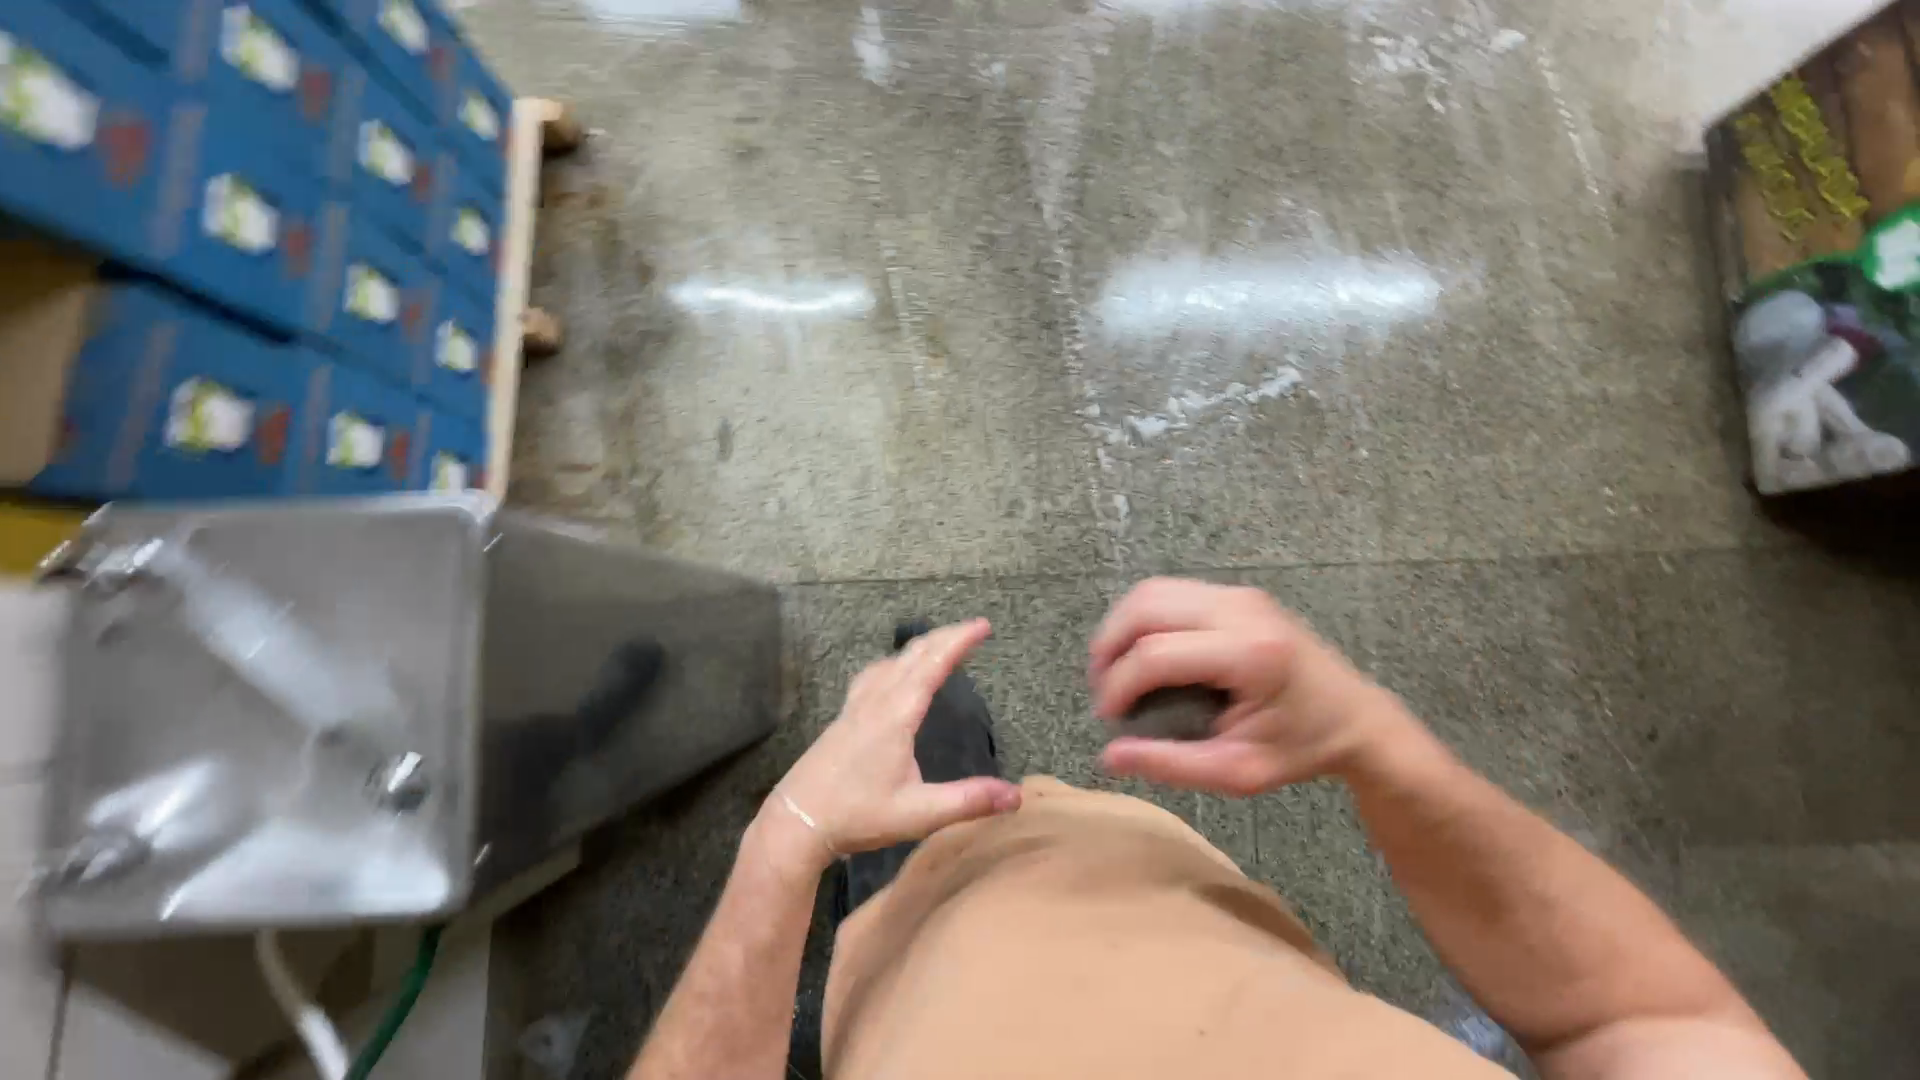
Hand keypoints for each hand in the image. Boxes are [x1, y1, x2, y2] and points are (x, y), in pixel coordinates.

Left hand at [770, 619, 1022, 864]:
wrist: (796, 822)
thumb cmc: (857, 816)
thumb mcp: (918, 815)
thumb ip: (967, 801)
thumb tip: (1016, 795)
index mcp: (895, 716)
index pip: (932, 665)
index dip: (959, 641)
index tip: (983, 625)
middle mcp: (875, 702)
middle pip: (913, 655)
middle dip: (945, 636)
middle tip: (974, 628)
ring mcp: (855, 707)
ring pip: (892, 661)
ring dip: (920, 647)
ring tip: (942, 644)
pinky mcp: (844, 718)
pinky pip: (874, 674)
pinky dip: (896, 662)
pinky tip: (893, 672)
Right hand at [1089, 578, 1410, 795]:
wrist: (1358, 717)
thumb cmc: (1301, 749)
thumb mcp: (1239, 772)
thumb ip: (1172, 764)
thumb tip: (1109, 756)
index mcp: (1250, 655)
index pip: (1156, 655)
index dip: (1118, 685)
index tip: (1108, 717)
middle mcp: (1241, 610)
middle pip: (1145, 608)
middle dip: (1109, 648)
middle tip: (1101, 689)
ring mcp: (1239, 594)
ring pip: (1151, 591)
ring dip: (1120, 627)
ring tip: (1114, 669)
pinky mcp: (1236, 593)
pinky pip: (1170, 591)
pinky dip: (1142, 618)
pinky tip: (1140, 651)